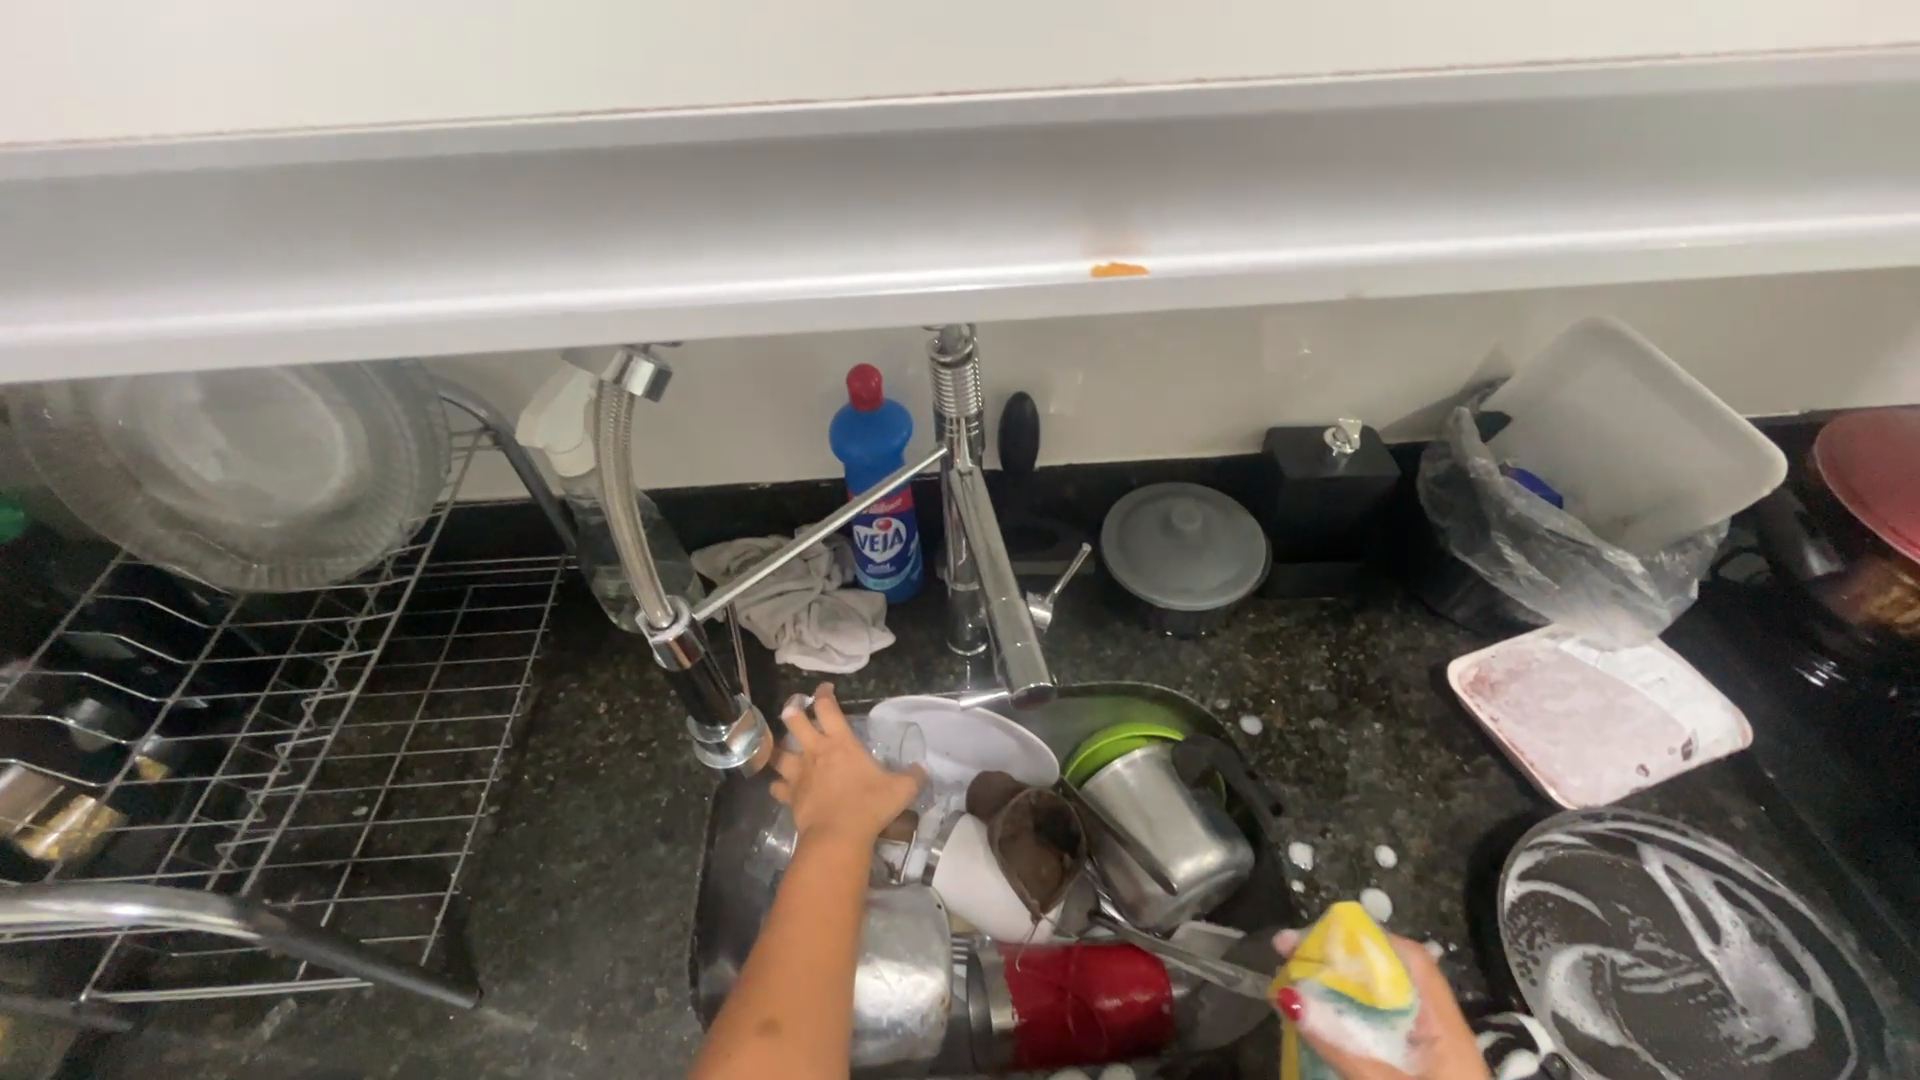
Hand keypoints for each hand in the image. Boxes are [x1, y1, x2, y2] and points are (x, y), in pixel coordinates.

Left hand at [769, 683, 925, 849]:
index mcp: (841, 743)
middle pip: (794, 721)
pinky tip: (781, 786)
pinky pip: (778, 786)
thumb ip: (913, 777)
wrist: (837, 837)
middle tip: (794, 705)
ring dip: (778, 748)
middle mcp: (816, 752)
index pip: (828, 708)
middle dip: (792, 709)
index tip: (824, 688)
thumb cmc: (869, 806)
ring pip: (779, 752)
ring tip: (781, 747)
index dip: (824, 694)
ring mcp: (799, 774)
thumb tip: (922, 770)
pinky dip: (778, 784)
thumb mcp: (901, 790)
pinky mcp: (790, 796)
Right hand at [1273, 929, 1490, 1079]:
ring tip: (1290, 984)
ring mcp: (1426, 1060)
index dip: (1367, 938)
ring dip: (1334, 992)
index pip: (1412, 960)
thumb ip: (1342, 1047)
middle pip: (1387, 978)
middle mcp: (1437, 1034)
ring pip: (1376, 1008)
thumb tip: (1288, 996)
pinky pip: (1374, 1037)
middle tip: (1286, 953)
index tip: (1317, 934)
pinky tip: (1314, 1026)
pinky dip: (1343, 1024)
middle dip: (1337, 961)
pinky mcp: (1411, 1077)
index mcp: (1445, 1029)